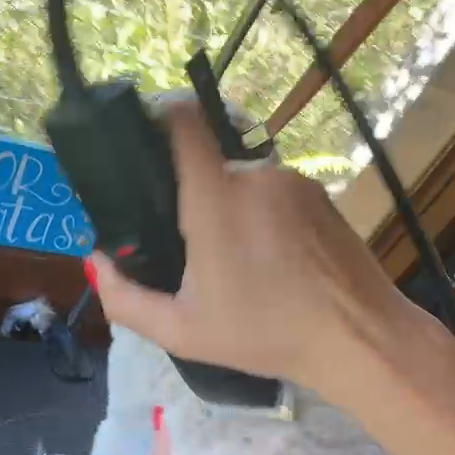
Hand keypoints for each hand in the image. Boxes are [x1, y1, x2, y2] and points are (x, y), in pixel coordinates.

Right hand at [85, 101, 424, 396]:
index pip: (182, 120)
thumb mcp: (181, 331)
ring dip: (229, 208)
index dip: (156, 116)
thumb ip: (124, 298)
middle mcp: (254, 174)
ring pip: (242, 180)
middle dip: (191, 195)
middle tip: (188, 244)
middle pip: (206, 163)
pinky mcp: (321, 192)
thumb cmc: (264, 335)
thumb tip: (94, 262)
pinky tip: (272, 259)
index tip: (140, 139)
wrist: (359, 338)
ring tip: (237, 262)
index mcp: (215, 198)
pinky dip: (262, 214)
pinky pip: (274, 191)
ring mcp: (293, 180)